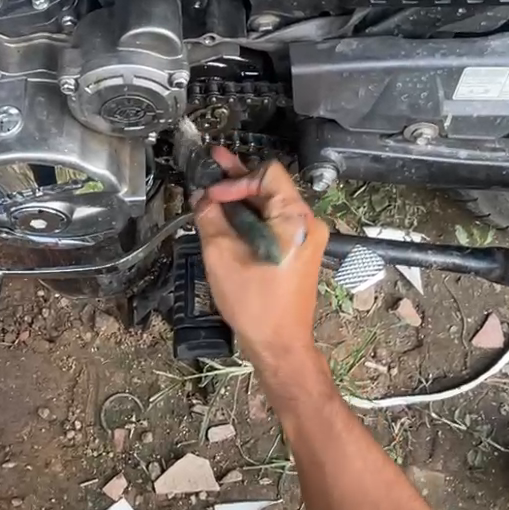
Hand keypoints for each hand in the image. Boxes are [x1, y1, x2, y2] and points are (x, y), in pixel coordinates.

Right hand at [194, 149, 328, 369]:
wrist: (279, 344)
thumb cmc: (256, 304)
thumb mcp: (222, 256)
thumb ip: (211, 219)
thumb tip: (201, 198)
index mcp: (296, 218)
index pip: (268, 174)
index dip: (237, 177)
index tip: (213, 195)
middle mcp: (307, 222)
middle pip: (270, 187)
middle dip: (236, 181)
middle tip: (211, 165)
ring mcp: (304, 237)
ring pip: (269, 206)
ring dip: (240, 200)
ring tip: (212, 190)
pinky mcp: (297, 251)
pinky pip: (272, 224)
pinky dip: (249, 218)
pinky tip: (225, 216)